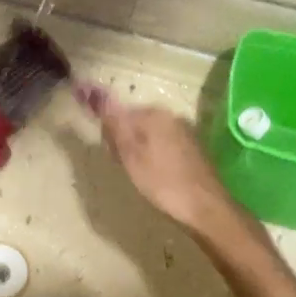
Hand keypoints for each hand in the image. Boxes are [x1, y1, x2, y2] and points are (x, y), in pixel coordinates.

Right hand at [76, 83, 234, 234]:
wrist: (204, 207)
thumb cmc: (162, 182)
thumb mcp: (130, 154)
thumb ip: (112, 122)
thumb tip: (90, 89)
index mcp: (153, 113)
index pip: (118, 112)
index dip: (110, 135)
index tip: (112, 155)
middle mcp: (170, 115)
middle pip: (134, 121)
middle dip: (124, 141)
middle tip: (126, 167)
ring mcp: (183, 130)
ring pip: (148, 134)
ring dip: (138, 150)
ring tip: (141, 175)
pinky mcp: (192, 146)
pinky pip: (163, 144)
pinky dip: (154, 156)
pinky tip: (157, 176)